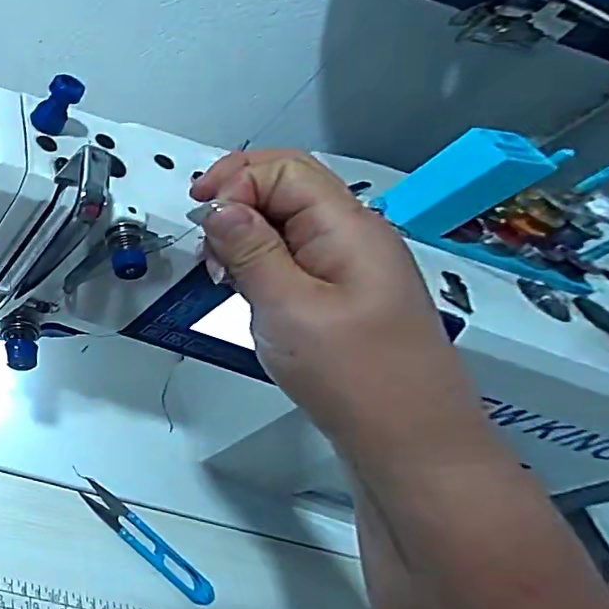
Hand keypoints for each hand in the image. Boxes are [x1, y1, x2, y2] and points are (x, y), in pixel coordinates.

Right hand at [189, 150, 478, 446]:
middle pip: (283, 185)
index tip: (200, 213)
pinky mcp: (334, 287)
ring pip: (280, 219)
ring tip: (224, 274)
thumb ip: (250, 251)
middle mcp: (351, 236)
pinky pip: (286, 252)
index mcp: (348, 230)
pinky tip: (242, 287)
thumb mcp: (288, 307)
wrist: (407, 438)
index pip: (283, 170)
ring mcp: (344, 262)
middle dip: (234, 201)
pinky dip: (253, 259)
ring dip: (240, 234)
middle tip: (207, 242)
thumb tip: (221, 206)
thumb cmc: (357, 376)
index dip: (234, 180)